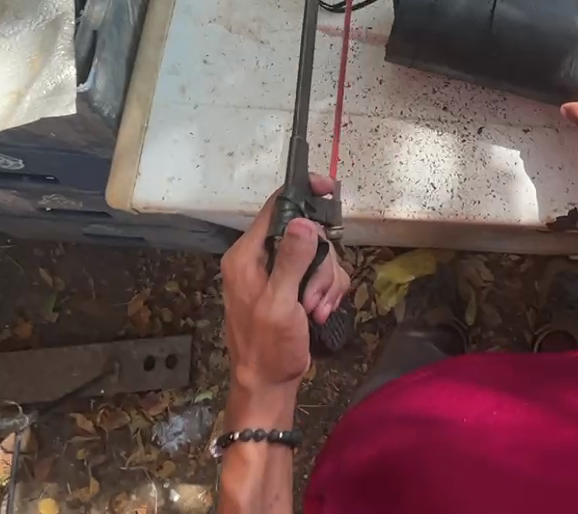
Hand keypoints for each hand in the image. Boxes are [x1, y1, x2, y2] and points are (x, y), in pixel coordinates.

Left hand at [220, 175, 351, 397]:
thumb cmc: (268, 348)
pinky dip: (328, 291)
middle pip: (307, 232)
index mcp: (248, 255)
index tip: (329, 189)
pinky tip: (320, 312)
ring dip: (325, 282)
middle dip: (320, 263)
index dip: (303, 194)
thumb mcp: (280, 304)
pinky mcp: (295, 285)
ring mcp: (280, 272)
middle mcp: (262, 257)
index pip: (276, 206)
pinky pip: (324, 272)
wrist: (269, 387)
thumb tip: (304, 221)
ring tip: (316, 309)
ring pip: (320, 254)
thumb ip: (291, 261)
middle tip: (315, 293)